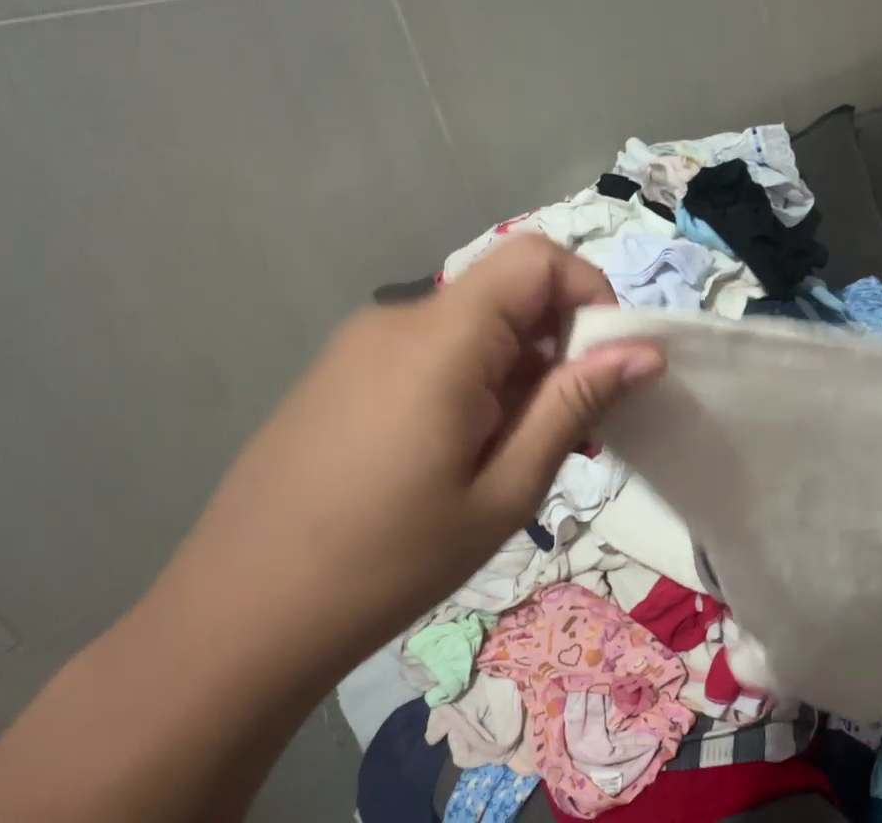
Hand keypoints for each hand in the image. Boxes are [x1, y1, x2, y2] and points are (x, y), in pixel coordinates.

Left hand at [153, 236, 663, 655]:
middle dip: (561, 347)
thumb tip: (647, 350)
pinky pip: (435, 352)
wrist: (234, 622)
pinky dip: (476, 384)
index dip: (590, 294)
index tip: (606, 368)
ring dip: (521, 373)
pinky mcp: (342, 375)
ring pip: (477, 327)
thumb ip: (576, 404)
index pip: (538, 259)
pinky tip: (463, 456)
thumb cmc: (389, 561)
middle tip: (573, 431)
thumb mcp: (506, 488)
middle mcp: (399, 321)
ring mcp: (362, 346)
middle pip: (511, 294)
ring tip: (519, 456)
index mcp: (441, 339)